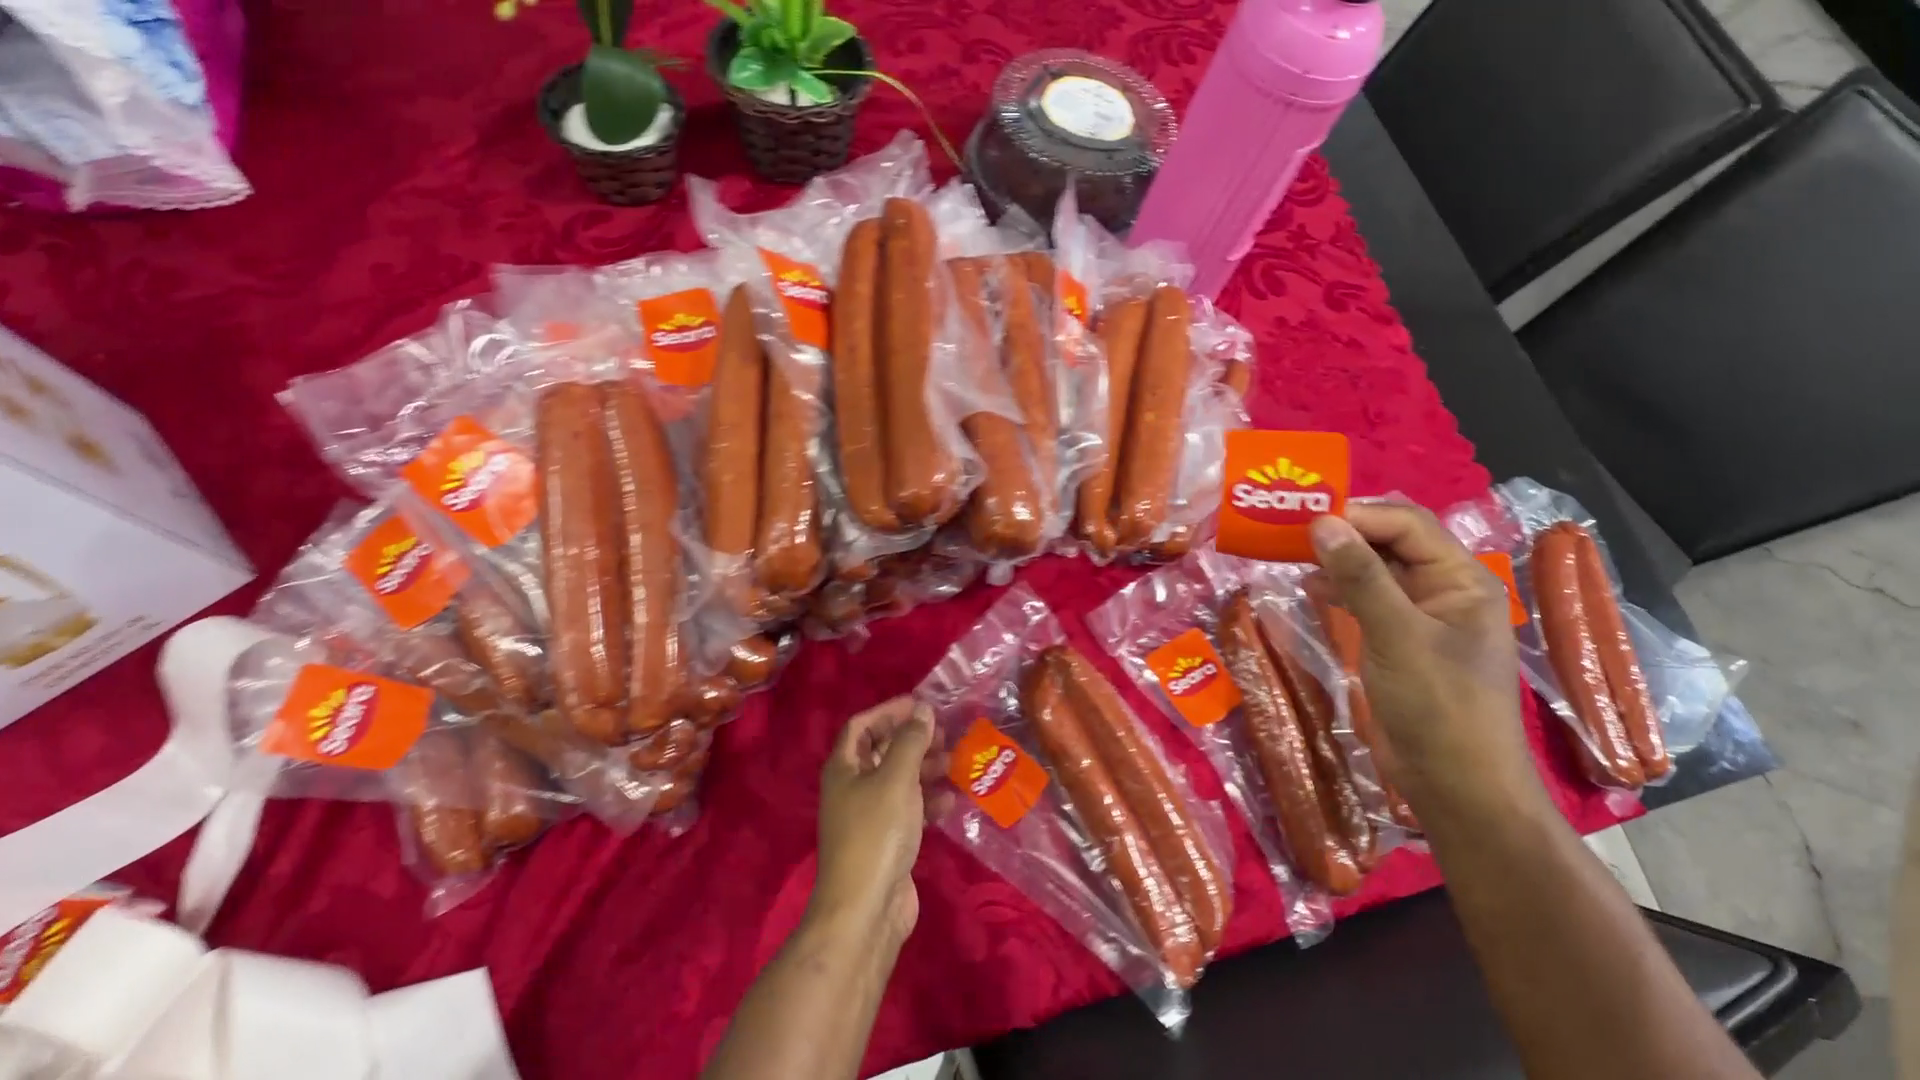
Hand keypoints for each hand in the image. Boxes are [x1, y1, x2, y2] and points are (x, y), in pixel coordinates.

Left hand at [813, 696, 943, 945]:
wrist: (866, 907)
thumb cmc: (876, 833)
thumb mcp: (895, 779)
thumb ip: (910, 742)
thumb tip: (922, 711)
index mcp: (844, 768)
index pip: (861, 726)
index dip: (888, 711)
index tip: (920, 705)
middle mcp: (852, 788)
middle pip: (882, 752)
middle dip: (912, 740)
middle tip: (945, 734)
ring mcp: (869, 817)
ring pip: (899, 781)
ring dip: (925, 769)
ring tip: (955, 762)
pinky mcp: (887, 842)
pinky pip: (909, 810)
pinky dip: (928, 801)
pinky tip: (951, 799)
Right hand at [1306, 505, 1536, 806]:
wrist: (1457, 784)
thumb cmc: (1438, 705)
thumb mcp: (1397, 635)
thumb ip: (1361, 577)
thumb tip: (1323, 523)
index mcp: (1461, 579)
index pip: (1407, 524)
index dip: (1358, 514)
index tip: (1305, 518)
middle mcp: (1445, 590)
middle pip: (1392, 543)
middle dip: (1345, 534)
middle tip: (1291, 532)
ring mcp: (1422, 618)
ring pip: (1377, 571)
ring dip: (1339, 561)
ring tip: (1292, 558)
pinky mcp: (1401, 643)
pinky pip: (1370, 601)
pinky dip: (1341, 591)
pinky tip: (1311, 590)